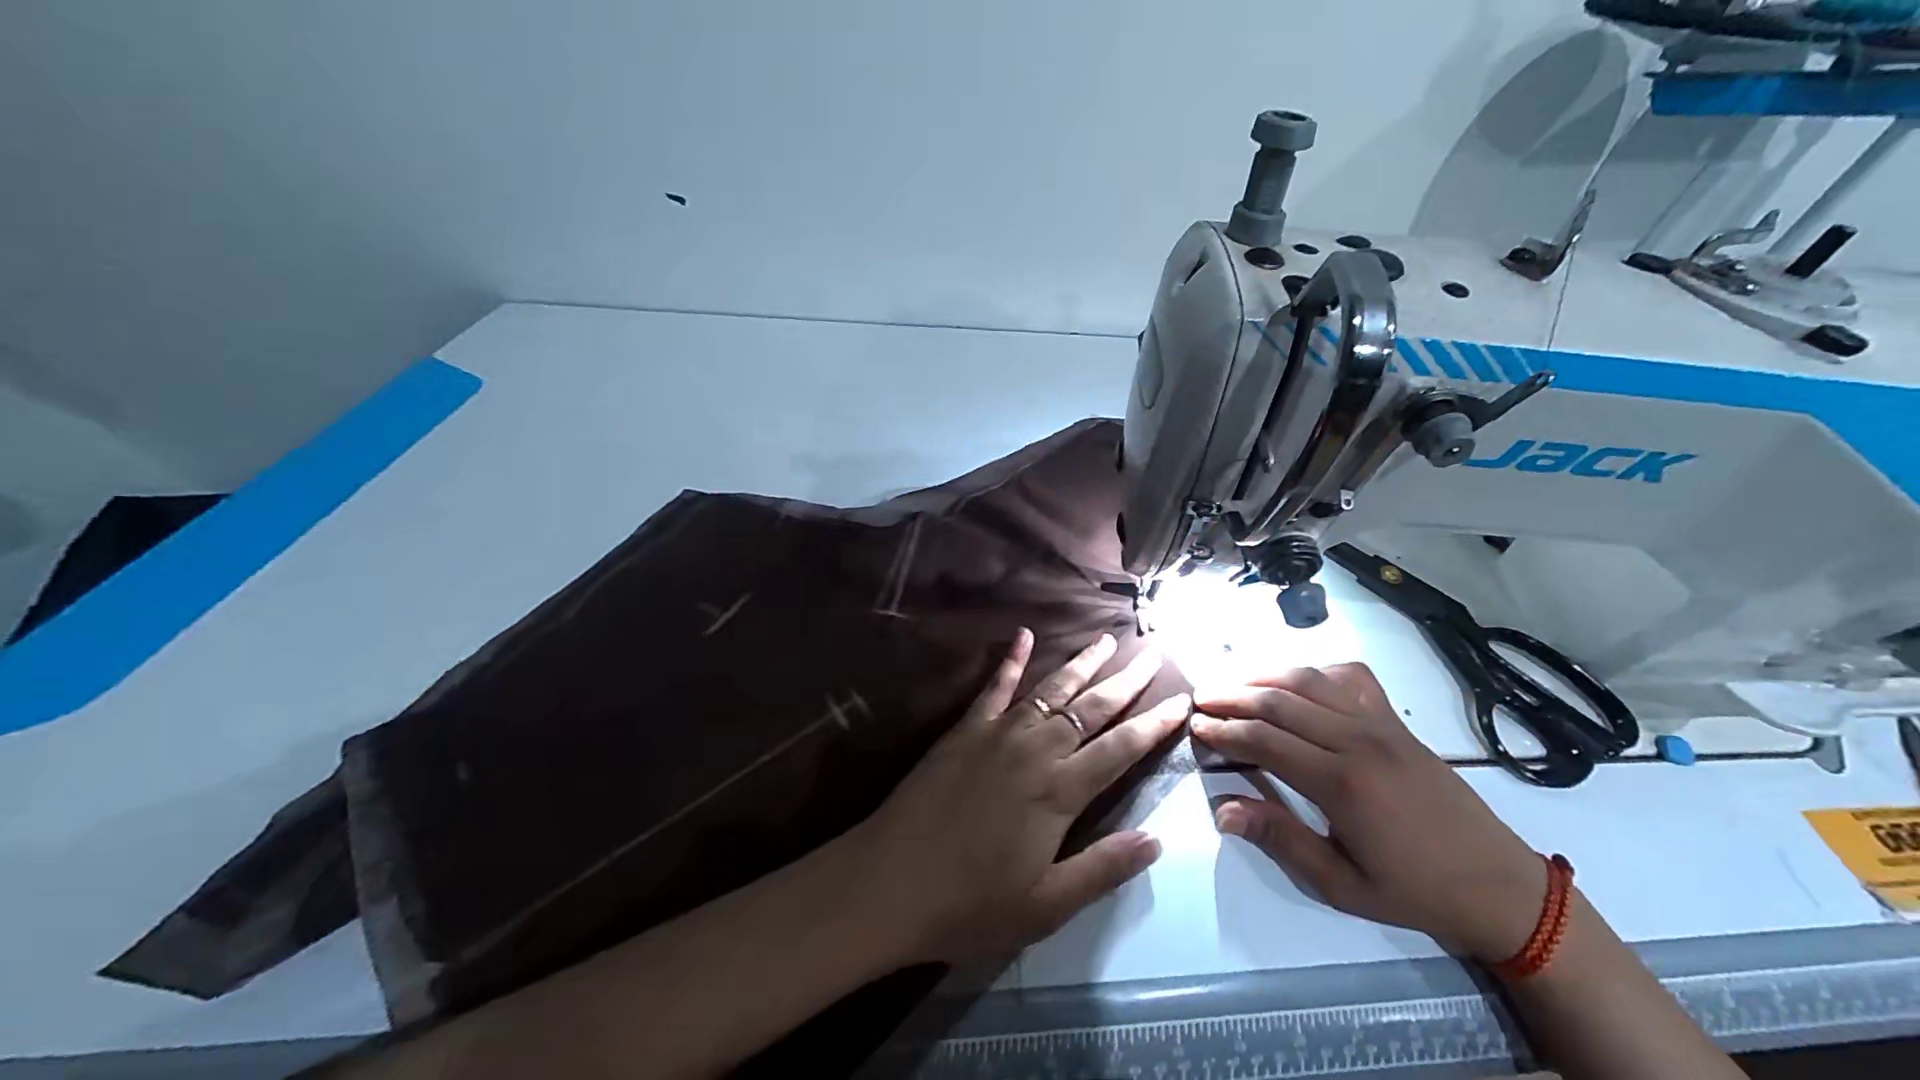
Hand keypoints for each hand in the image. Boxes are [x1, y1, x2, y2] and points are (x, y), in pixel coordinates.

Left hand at [850, 629, 1191, 963]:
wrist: (890, 883)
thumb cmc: (970, 903)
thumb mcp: (1046, 906)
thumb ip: (1102, 869)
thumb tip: (1156, 840)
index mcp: (1060, 792)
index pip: (1121, 749)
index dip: (1154, 724)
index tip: (1182, 699)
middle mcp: (1034, 751)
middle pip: (1091, 708)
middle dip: (1127, 679)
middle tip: (1154, 651)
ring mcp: (996, 735)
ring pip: (1050, 690)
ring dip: (1082, 663)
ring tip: (1107, 638)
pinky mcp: (963, 731)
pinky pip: (993, 687)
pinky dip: (1011, 660)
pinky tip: (1024, 634)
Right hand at [1189, 663, 1546, 963]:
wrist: (1500, 886)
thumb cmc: (1414, 891)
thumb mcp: (1341, 883)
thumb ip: (1280, 839)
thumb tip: (1223, 809)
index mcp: (1341, 783)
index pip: (1264, 739)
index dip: (1223, 731)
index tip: (1195, 728)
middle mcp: (1358, 741)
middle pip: (1279, 701)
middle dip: (1231, 697)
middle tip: (1200, 702)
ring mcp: (1381, 725)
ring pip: (1309, 680)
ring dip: (1263, 676)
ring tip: (1232, 685)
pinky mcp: (1397, 722)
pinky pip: (1350, 678)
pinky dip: (1315, 672)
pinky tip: (1297, 684)